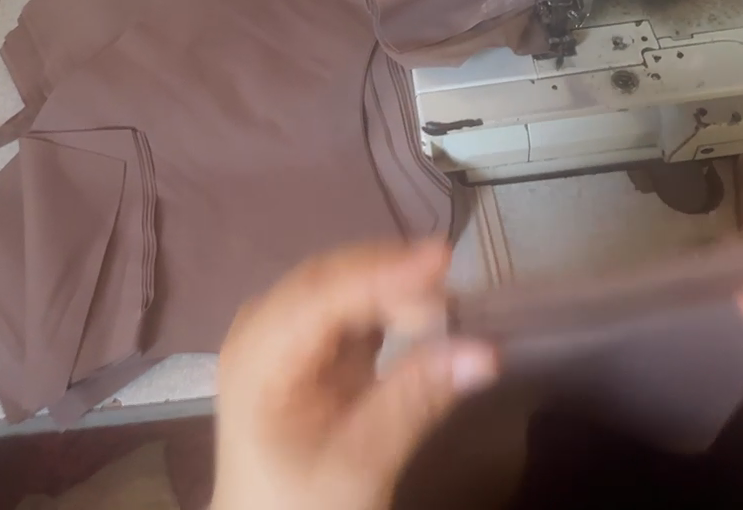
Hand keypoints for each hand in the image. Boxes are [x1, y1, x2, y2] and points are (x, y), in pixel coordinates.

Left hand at [211, 241, 498, 509]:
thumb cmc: (302, 507)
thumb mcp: (359, 464)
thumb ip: (417, 400)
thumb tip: (484, 352)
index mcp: (258, 354)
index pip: (322, 294)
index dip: (382, 272)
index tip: (440, 258)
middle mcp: (264, 327)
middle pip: (332, 280)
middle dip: (392, 275)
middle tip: (453, 282)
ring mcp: (284, 331)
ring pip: (344, 286)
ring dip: (393, 287)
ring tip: (445, 299)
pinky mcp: (307, 342)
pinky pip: (350, 305)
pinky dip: (388, 306)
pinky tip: (421, 313)